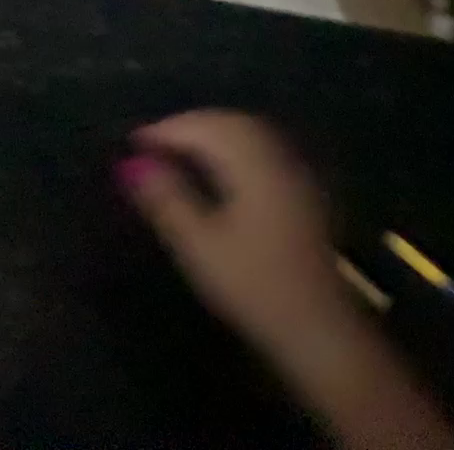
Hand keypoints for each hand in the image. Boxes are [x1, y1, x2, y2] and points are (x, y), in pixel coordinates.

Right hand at [118, 110, 344, 345]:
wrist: (322, 331)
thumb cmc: (254, 286)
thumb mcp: (199, 245)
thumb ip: (165, 199)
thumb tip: (131, 164)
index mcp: (253, 164)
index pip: (202, 128)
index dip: (164, 130)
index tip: (132, 142)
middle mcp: (277, 157)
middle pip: (228, 123)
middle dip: (187, 126)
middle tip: (152, 143)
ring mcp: (296, 173)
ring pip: (248, 133)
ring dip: (210, 133)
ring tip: (176, 150)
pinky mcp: (303, 192)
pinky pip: (261, 149)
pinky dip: (232, 146)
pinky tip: (217, 167)